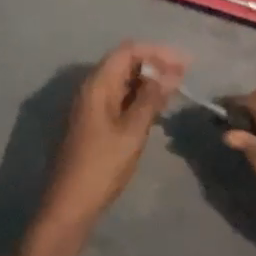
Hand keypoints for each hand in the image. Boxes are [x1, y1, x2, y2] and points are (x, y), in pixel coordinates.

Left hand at [40, 42, 186, 226]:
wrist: (70, 204)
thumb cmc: (102, 166)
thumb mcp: (132, 131)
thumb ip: (151, 98)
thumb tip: (171, 71)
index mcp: (97, 85)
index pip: (128, 51)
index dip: (157, 52)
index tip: (185, 62)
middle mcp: (91, 88)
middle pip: (124, 62)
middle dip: (155, 64)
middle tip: (184, 76)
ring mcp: (91, 106)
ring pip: (123, 81)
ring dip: (148, 81)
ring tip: (175, 89)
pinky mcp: (94, 122)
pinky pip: (119, 98)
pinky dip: (139, 97)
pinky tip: (156, 107)